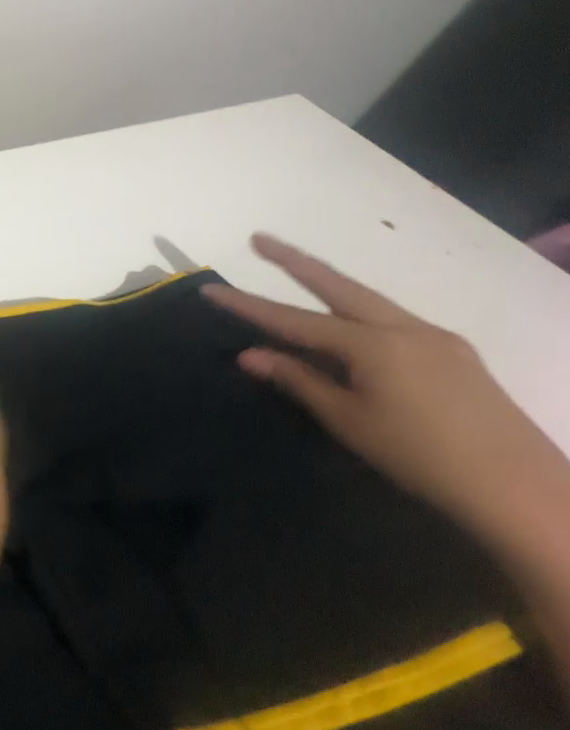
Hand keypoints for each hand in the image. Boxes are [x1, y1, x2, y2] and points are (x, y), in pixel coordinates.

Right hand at [201, 233, 569, 549]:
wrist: (520, 489)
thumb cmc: (420, 455)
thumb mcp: (348, 420)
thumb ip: (299, 380)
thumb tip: (250, 353)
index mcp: (374, 344)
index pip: (293, 319)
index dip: (248, 305)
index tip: (209, 288)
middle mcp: (406, 329)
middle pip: (340, 287)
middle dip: (297, 262)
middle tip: (260, 240)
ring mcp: (437, 339)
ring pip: (370, 301)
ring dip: (330, 283)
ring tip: (296, 271)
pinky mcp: (455, 355)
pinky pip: (393, 320)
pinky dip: (359, 311)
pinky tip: (349, 323)